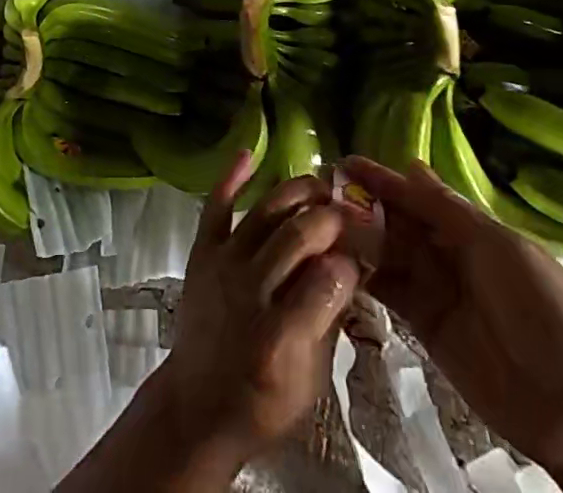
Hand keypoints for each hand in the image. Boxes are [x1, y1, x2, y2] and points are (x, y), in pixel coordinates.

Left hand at [59, 153, 358, 491]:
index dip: (354, 259)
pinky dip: (231, 178)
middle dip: (333, 218)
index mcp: (281, 336)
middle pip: (299, 234)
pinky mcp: (202, 255)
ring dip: (300, 192)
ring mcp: (222, 267)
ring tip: (323, 188)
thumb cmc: (263, 401)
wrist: (196, 408)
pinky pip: (216, 207)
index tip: (366, 252)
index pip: (329, 278)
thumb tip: (353, 265)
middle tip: (352, 214)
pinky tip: (250, 153)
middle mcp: (249, 292)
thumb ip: (332, 318)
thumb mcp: (313, 378)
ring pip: (267, 211)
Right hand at [341, 156, 562, 474]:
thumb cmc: (547, 313)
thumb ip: (450, 213)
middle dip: (360, 208)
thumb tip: (411, 165)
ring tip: (312, 227)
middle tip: (313, 197)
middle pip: (396, 224)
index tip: (341, 164)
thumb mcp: (502, 251)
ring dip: (354, 241)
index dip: (381, 181)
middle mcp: (447, 254)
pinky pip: (388, 294)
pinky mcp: (423, 328)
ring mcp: (434, 292)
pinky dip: (362, 278)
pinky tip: (331, 267)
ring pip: (386, 256)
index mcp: (470, 229)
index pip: (416, 197)